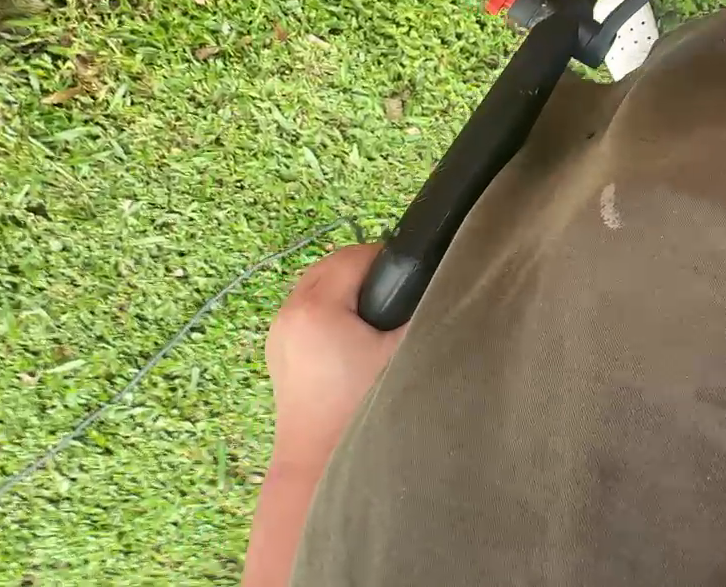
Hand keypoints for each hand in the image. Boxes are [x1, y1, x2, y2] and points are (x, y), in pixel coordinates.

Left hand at [265, 243, 405, 469]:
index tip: (412, 283)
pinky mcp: (280, 351)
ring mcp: (279, 333)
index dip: (390, 262)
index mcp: (315, 308)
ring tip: (383, 315)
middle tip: (401, 295)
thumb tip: (446, 283)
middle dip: (370, 272)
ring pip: (321, 285)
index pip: (358, 255)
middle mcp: (288, 313)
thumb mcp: (404, 351)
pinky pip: (310, 308)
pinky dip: (334, 307)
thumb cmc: (363, 408)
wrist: (320, 469)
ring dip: (351, 289)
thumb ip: (423, 310)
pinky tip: (359, 332)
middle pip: (335, 265)